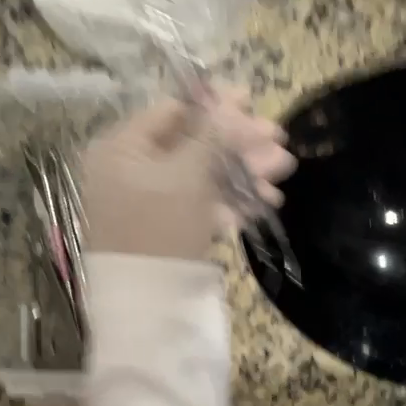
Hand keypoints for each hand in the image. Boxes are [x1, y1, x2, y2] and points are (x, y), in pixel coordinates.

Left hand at [79, 89, 296, 259]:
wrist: (147, 304)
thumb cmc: (159, 229)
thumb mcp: (187, 176)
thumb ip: (212, 137)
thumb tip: (232, 102)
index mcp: (123, 147)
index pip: (174, 112)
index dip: (217, 108)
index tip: (255, 105)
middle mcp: (133, 169)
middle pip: (194, 145)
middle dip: (241, 146)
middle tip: (280, 146)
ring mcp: (152, 202)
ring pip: (204, 177)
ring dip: (245, 175)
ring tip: (281, 178)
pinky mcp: (170, 230)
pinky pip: (202, 205)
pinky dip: (231, 203)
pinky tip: (264, 204)